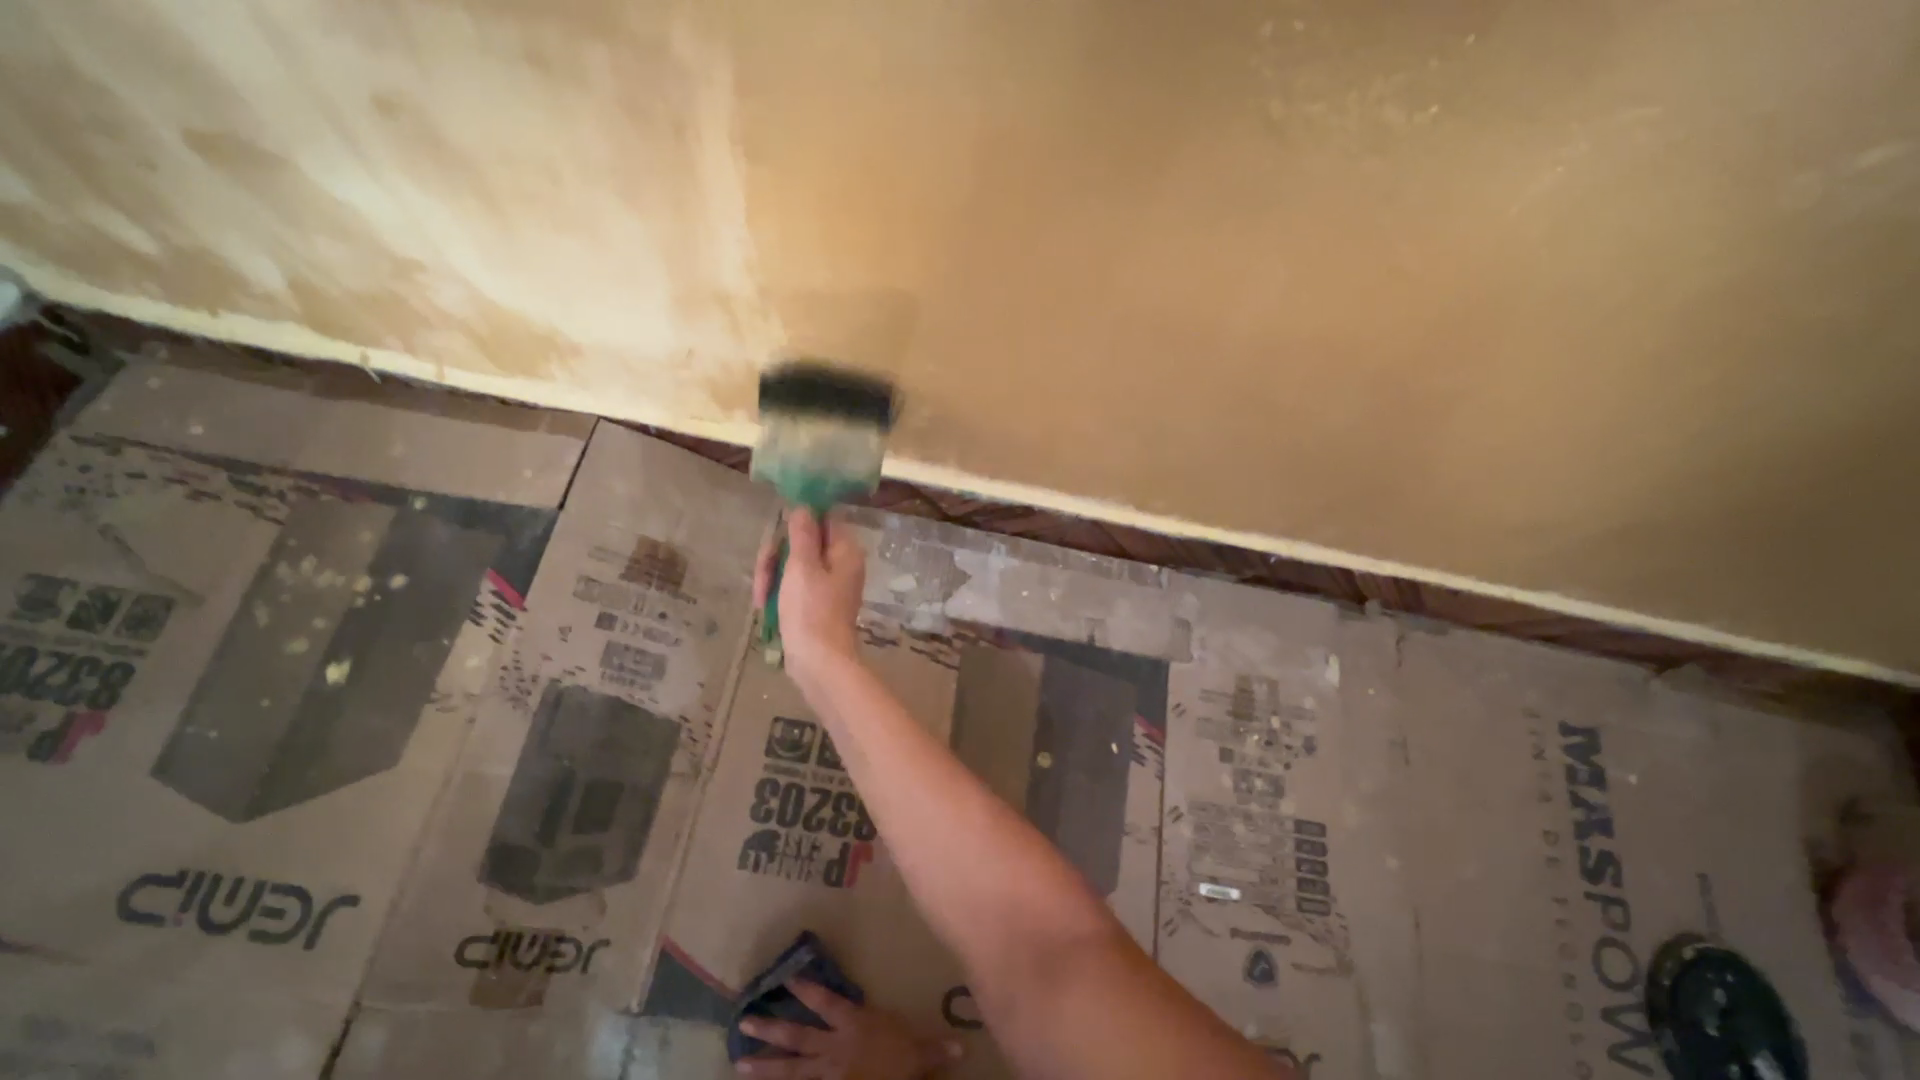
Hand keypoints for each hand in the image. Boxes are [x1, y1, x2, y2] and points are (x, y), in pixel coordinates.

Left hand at [736, 979, 962, 1079]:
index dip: (808, 990)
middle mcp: (834, 1048)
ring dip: (765, 1065)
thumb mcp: (920, 1052)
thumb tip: (962, 1045)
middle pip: (798, 1037)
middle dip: (771, 1029)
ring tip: (739, 1062)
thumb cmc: (902, 1065)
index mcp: (854, 1026)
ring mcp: (827, 1074)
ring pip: (791, 1069)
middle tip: (743, 1022)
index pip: (826, 1003)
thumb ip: (934, 1047)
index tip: (788, 977)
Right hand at [755, 509, 865, 681]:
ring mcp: (829, 586)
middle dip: (777, 557)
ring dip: (772, 577)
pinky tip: (764, 607)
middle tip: (763, 576)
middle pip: (803, 543)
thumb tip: (804, 506)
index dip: (798, 522)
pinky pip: (794, 587)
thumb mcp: (802, 567)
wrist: (818, 663)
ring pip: (794, 566)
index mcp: (845, 551)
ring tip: (760, 598)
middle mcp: (841, 565)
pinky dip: (778, 593)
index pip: (823, 519)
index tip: (777, 533)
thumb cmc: (810, 611)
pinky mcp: (816, 605)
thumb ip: (802, 534)